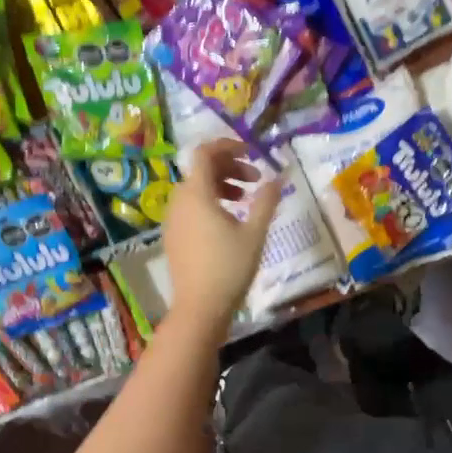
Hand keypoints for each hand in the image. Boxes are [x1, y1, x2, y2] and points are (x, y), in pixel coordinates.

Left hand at [164, 140, 281, 331]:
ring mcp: (173, 219)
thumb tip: (278, 177)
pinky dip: (210, 203)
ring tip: (245, 201)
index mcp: (197, 194)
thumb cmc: (229, 268)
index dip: (228, 145)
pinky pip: (190, 207)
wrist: (200, 307)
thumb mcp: (254, 233)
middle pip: (201, 170)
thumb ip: (266, 201)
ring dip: (221, 186)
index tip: (252, 153)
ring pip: (195, 189)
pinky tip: (228, 223)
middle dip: (229, 167)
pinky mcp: (174, 236)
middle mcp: (179, 201)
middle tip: (255, 181)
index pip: (205, 152)